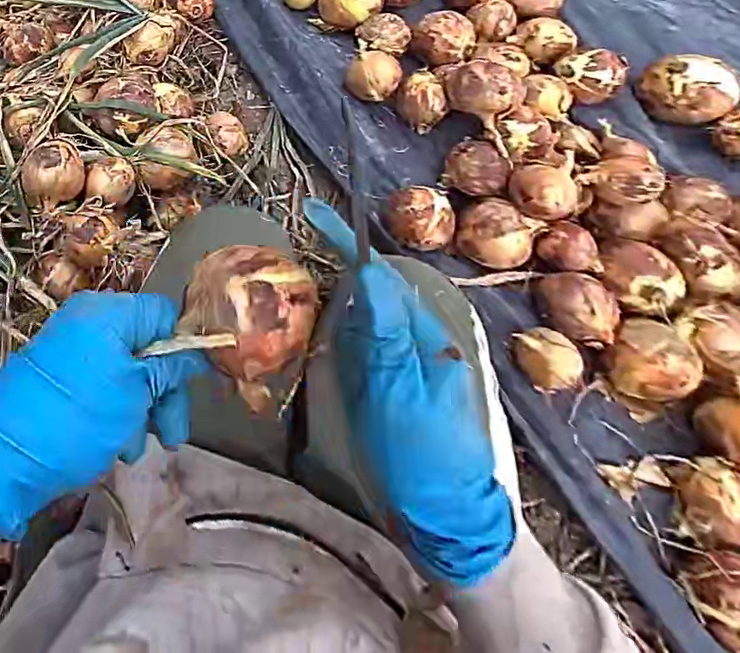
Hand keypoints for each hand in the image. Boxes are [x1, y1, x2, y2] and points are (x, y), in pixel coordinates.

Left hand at [0, 291, 208, 539]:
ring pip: (128, 368)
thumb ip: (169, 369)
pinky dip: (117, 410)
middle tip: (171, 432)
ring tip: (134, 448)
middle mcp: (90, 319)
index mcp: (108, 312)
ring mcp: (73, 346)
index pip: (164, 315)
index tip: (188, 387)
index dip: (181, 349)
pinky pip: (103, 381)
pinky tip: (117, 445)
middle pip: (148, 345)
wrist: (0, 459)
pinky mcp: (62, 373)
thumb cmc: (77, 419)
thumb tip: (194, 355)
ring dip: (141, 408)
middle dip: (163, 390)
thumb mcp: (134, 394)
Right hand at [305, 199, 514, 585]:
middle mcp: (415, 339)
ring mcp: (401, 361)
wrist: (450, 527)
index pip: (381, 275)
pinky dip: (332, 335)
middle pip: (369, 290)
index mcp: (427, 334)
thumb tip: (368, 271)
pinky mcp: (387, 383)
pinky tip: (313, 341)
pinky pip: (356, 345)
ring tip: (291, 299)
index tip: (312, 212)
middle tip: (289, 263)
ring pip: (360, 316)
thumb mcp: (404, 396)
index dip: (347, 241)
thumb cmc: (429, 462)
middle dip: (332, 268)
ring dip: (328, 302)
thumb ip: (386, 334)